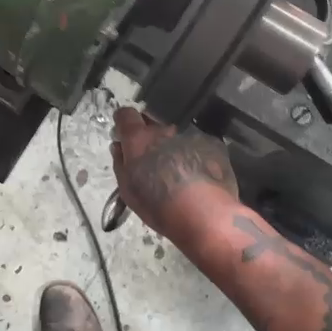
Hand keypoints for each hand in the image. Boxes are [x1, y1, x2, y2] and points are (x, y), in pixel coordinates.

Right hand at [111, 106, 238, 247]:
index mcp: (139, 138)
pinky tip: (198, 173)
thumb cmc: (160, 207)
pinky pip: (196, 143)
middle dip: (149, 135)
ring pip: (175, 134)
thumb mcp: (128, 190)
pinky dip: (193, 153)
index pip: (126, 114)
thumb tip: (119, 146)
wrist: (206, 216)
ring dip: (172, 145)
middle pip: (152, 122)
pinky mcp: (212, 144)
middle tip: (151, 158)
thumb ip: (120, 162)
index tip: (124, 134)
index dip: (123, 123)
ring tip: (178, 169)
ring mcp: (190, 134)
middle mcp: (164, 130)